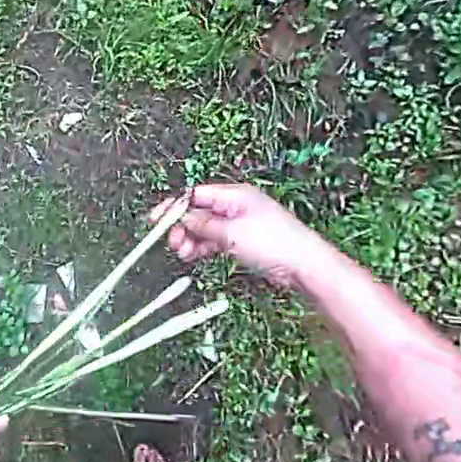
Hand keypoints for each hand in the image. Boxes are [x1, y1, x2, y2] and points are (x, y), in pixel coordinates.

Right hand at [151, 183, 349, 291]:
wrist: (305, 266)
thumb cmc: (272, 243)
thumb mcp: (231, 232)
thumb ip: (202, 224)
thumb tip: (180, 218)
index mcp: (234, 195)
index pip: (195, 195)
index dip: (173, 207)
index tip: (156, 220)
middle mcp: (234, 206)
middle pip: (197, 212)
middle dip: (181, 226)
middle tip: (172, 243)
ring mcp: (237, 224)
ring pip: (203, 227)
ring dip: (189, 239)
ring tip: (183, 254)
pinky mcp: (240, 240)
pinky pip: (212, 239)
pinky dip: (201, 247)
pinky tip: (193, 256)